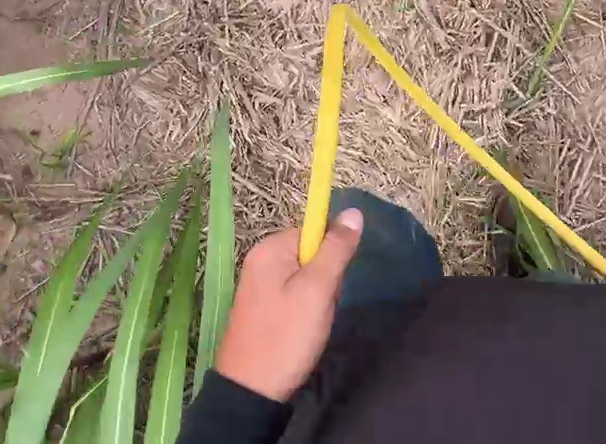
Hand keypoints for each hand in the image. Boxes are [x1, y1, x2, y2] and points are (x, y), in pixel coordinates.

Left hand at [213, 209, 362, 400]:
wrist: (250, 394)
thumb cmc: (286, 336)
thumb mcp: (318, 290)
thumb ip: (336, 249)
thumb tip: (354, 211)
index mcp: (270, 248)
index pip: (315, 230)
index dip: (330, 255)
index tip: (329, 283)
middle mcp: (261, 259)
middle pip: (311, 253)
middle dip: (325, 279)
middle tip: (320, 307)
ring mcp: (259, 284)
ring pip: (306, 276)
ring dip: (318, 297)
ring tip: (312, 322)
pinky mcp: (262, 306)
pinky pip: (294, 294)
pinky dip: (305, 309)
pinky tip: (302, 330)